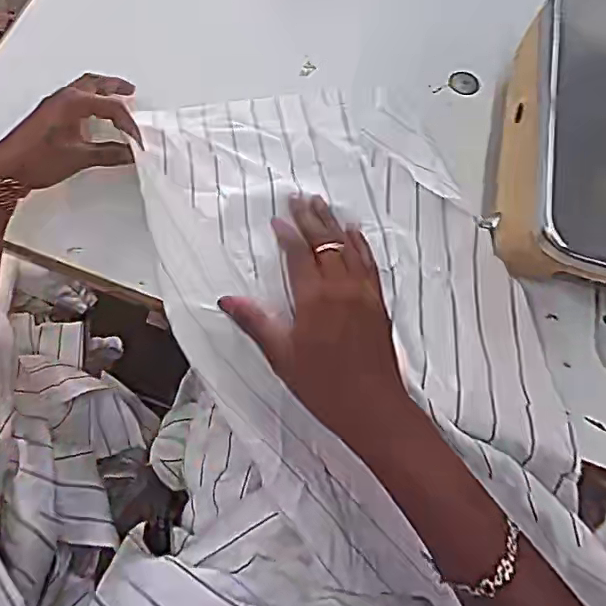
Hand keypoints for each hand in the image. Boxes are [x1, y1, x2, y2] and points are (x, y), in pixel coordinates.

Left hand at [0, 74, 140, 190]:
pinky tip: (92, 114)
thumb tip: (127, 152)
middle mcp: (62, 99)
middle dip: (116, 87)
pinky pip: (74, 98)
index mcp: (72, 103)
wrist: (5, 170)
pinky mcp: (48, 115)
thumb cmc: (32, 159)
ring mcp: (53, 106)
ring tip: (114, 97)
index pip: (112, 106)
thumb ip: (109, 153)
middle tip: (130, 91)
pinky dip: (89, 100)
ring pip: (84, 88)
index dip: (129, 124)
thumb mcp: (80, 157)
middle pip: (96, 84)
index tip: (136, 139)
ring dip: (101, 91)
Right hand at [219, 195, 415, 445]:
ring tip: (322, 204)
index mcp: (314, 298)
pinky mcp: (378, 300)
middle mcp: (340, 287)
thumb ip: (256, 322)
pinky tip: (355, 232)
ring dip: (333, 223)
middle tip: (298, 198)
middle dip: (309, 217)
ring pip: (347, 246)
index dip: (287, 233)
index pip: (298, 253)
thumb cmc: (324, 386)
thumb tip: (227, 300)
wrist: (373, 406)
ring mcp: (363, 291)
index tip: (277, 220)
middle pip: (324, 241)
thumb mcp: (282, 356)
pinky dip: (360, 243)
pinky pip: (368, 261)